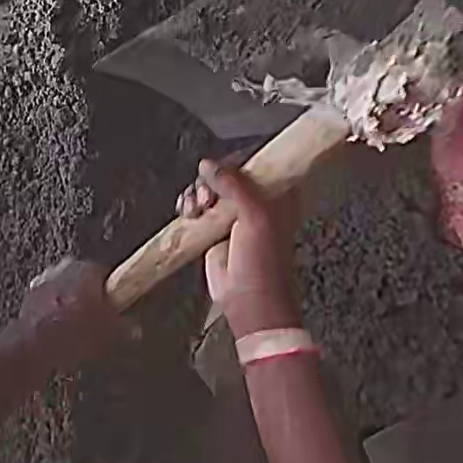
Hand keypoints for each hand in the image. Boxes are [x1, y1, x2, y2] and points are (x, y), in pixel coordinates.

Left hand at [14, 258, 128, 372]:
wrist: (35, 345)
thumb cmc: (72, 334)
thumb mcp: (108, 334)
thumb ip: (124, 328)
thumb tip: (134, 329)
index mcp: (88, 270)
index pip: (108, 273)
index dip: (113, 291)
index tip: (116, 304)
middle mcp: (67, 267)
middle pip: (85, 277)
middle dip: (90, 294)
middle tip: (96, 316)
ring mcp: (47, 277)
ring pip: (66, 285)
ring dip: (71, 299)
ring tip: (76, 324)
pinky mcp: (32, 291)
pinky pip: (49, 296)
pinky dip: (54, 307)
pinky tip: (58, 326)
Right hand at [178, 159, 300, 334]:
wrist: (248, 301)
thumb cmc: (263, 261)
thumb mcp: (256, 215)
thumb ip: (234, 184)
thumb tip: (206, 164)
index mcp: (274, 195)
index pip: (253, 164)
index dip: (234, 161)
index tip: (219, 166)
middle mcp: (253, 202)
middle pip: (225, 174)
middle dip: (210, 179)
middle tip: (207, 195)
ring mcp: (232, 216)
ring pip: (208, 189)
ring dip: (197, 193)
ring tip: (196, 207)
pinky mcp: (212, 230)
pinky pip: (196, 208)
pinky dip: (188, 205)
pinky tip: (187, 212)